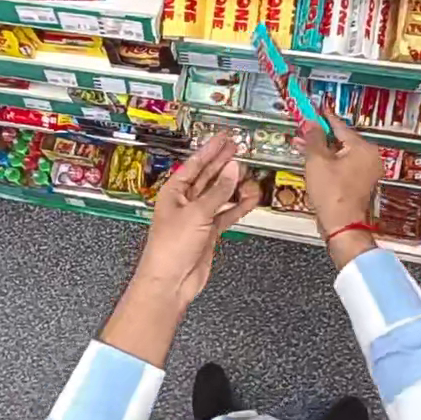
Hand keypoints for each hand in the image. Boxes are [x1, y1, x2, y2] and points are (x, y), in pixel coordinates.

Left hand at [135, 134, 260, 307]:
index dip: (210, 150)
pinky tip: (250, 197)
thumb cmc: (170, 248)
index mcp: (174, 191)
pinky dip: (239, 206)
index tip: (224, 138)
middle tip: (240, 150)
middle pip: (209, 177)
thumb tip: (232, 170)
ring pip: (220, 195)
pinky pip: (227, 213)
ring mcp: (199, 216)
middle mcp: (186, 201)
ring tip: (250, 174)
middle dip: (224, 163)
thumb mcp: (196, 213)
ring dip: (235, 186)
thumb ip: (218, 192)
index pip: (195, 164)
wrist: (172, 281)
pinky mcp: (209, 231)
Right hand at [296, 108, 382, 243]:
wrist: (341, 224)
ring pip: (341, 153)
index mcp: (363, 148)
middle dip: (320, 136)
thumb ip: (314, 138)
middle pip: (341, 139)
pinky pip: (344, 165)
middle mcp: (370, 157)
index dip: (323, 118)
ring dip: (322, 150)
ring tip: (303, 146)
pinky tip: (314, 161)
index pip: (340, 126)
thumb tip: (311, 124)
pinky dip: (330, 162)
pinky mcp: (360, 182)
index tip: (313, 111)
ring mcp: (367, 170)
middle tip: (303, 131)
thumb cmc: (332, 194)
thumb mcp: (317, 161)